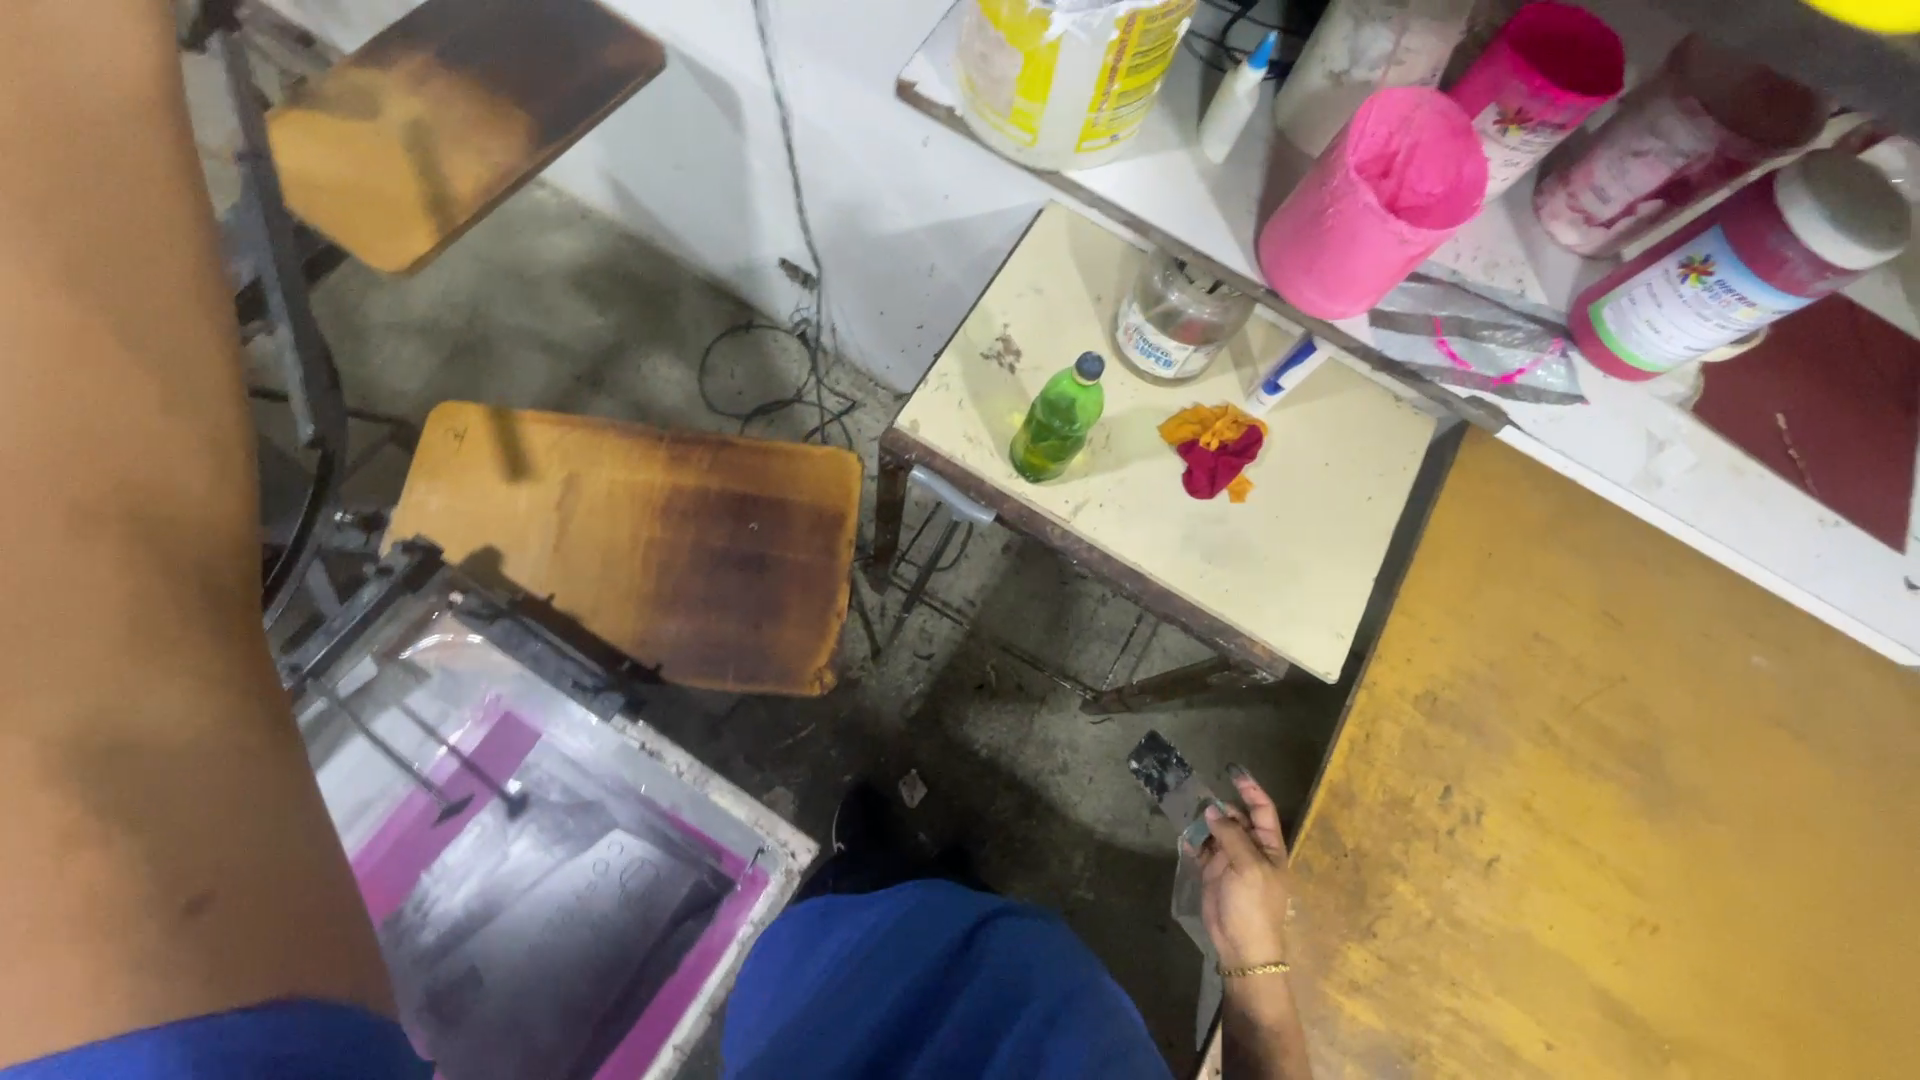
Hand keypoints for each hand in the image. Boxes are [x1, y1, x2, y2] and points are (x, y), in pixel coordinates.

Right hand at [1193, 767, 1292, 970]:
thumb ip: (1231, 835)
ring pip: (1216, 831)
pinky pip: (1203, 849)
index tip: (1233, 772)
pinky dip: (1194, 841)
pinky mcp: (1213, 872)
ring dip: (1204, 822)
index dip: (1250, 790)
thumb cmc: (1254, 905)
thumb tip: (1212, 811)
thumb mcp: (1248, 867)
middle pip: (1236, 818)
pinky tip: (1185, 838)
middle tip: (1199, 800)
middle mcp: (1251, 849)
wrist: (1242, 945)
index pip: (1262, 810)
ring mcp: (1231, 860)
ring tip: (1188, 814)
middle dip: (1220, 807)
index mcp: (1269, 847)